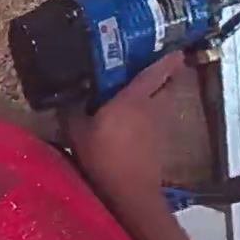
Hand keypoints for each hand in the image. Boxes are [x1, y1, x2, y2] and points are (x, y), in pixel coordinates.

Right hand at [62, 52, 190, 208]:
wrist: (129, 192)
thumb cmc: (104, 157)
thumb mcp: (77, 132)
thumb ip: (71, 110)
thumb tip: (63, 94)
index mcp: (134, 99)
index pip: (156, 72)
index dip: (167, 59)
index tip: (175, 48)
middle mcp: (152, 108)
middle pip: (169, 85)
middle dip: (169, 75)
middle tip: (157, 66)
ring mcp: (160, 127)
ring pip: (166, 103)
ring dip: (162, 95)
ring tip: (146, 91)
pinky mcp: (160, 144)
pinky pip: (159, 120)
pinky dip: (154, 115)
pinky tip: (138, 120)